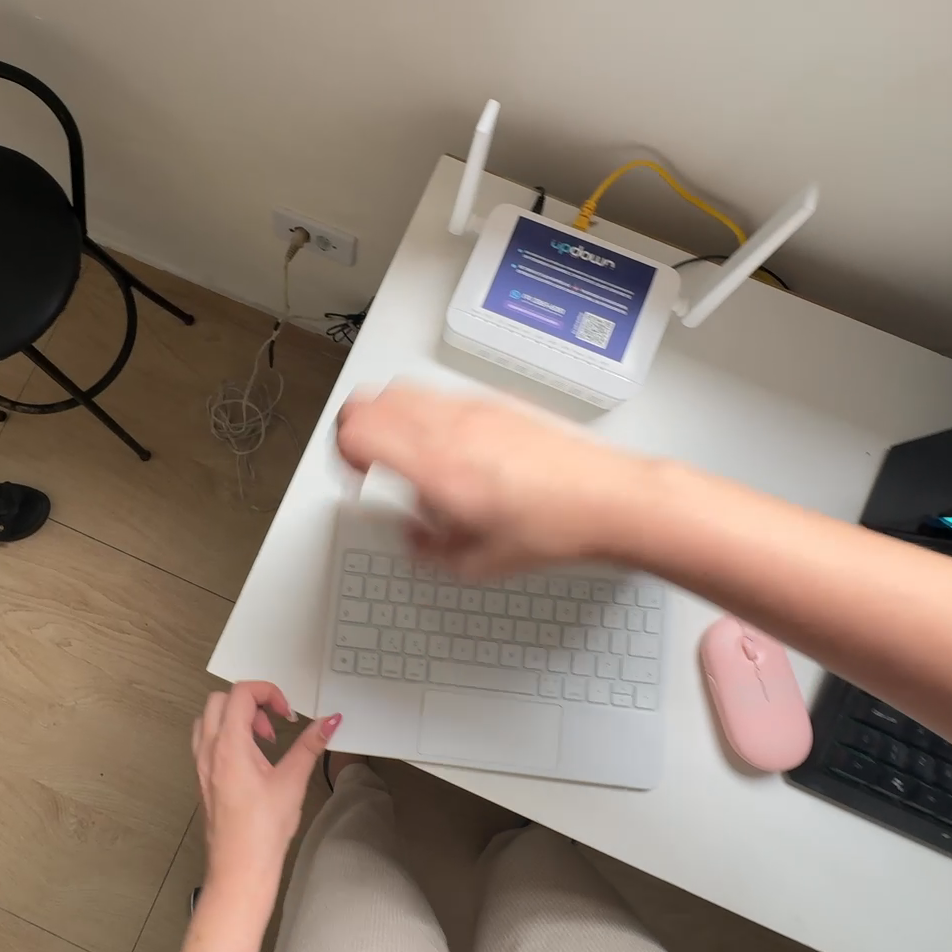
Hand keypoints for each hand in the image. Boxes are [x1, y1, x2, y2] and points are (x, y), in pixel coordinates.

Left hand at [191, 681, 336, 894]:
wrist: (239, 873)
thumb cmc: (261, 833)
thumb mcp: (293, 782)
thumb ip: (311, 745)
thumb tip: (329, 722)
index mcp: (229, 745)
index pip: (241, 693)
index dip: (268, 693)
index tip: (287, 713)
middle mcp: (209, 751)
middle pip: (219, 700)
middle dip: (250, 702)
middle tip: (273, 723)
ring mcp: (201, 766)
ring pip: (207, 720)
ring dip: (234, 718)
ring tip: (262, 740)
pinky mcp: (203, 781)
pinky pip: (206, 742)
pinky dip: (226, 737)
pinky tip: (251, 761)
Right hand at [335, 384, 654, 575]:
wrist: (610, 499)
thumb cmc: (553, 527)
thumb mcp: (476, 562)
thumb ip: (426, 548)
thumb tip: (412, 536)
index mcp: (435, 463)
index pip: (356, 429)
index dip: (342, 453)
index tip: (355, 475)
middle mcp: (449, 426)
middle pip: (371, 400)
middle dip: (357, 430)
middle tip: (367, 460)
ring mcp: (473, 407)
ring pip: (403, 389)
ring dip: (389, 417)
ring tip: (405, 451)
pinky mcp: (496, 401)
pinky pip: (440, 394)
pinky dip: (424, 413)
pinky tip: (448, 445)